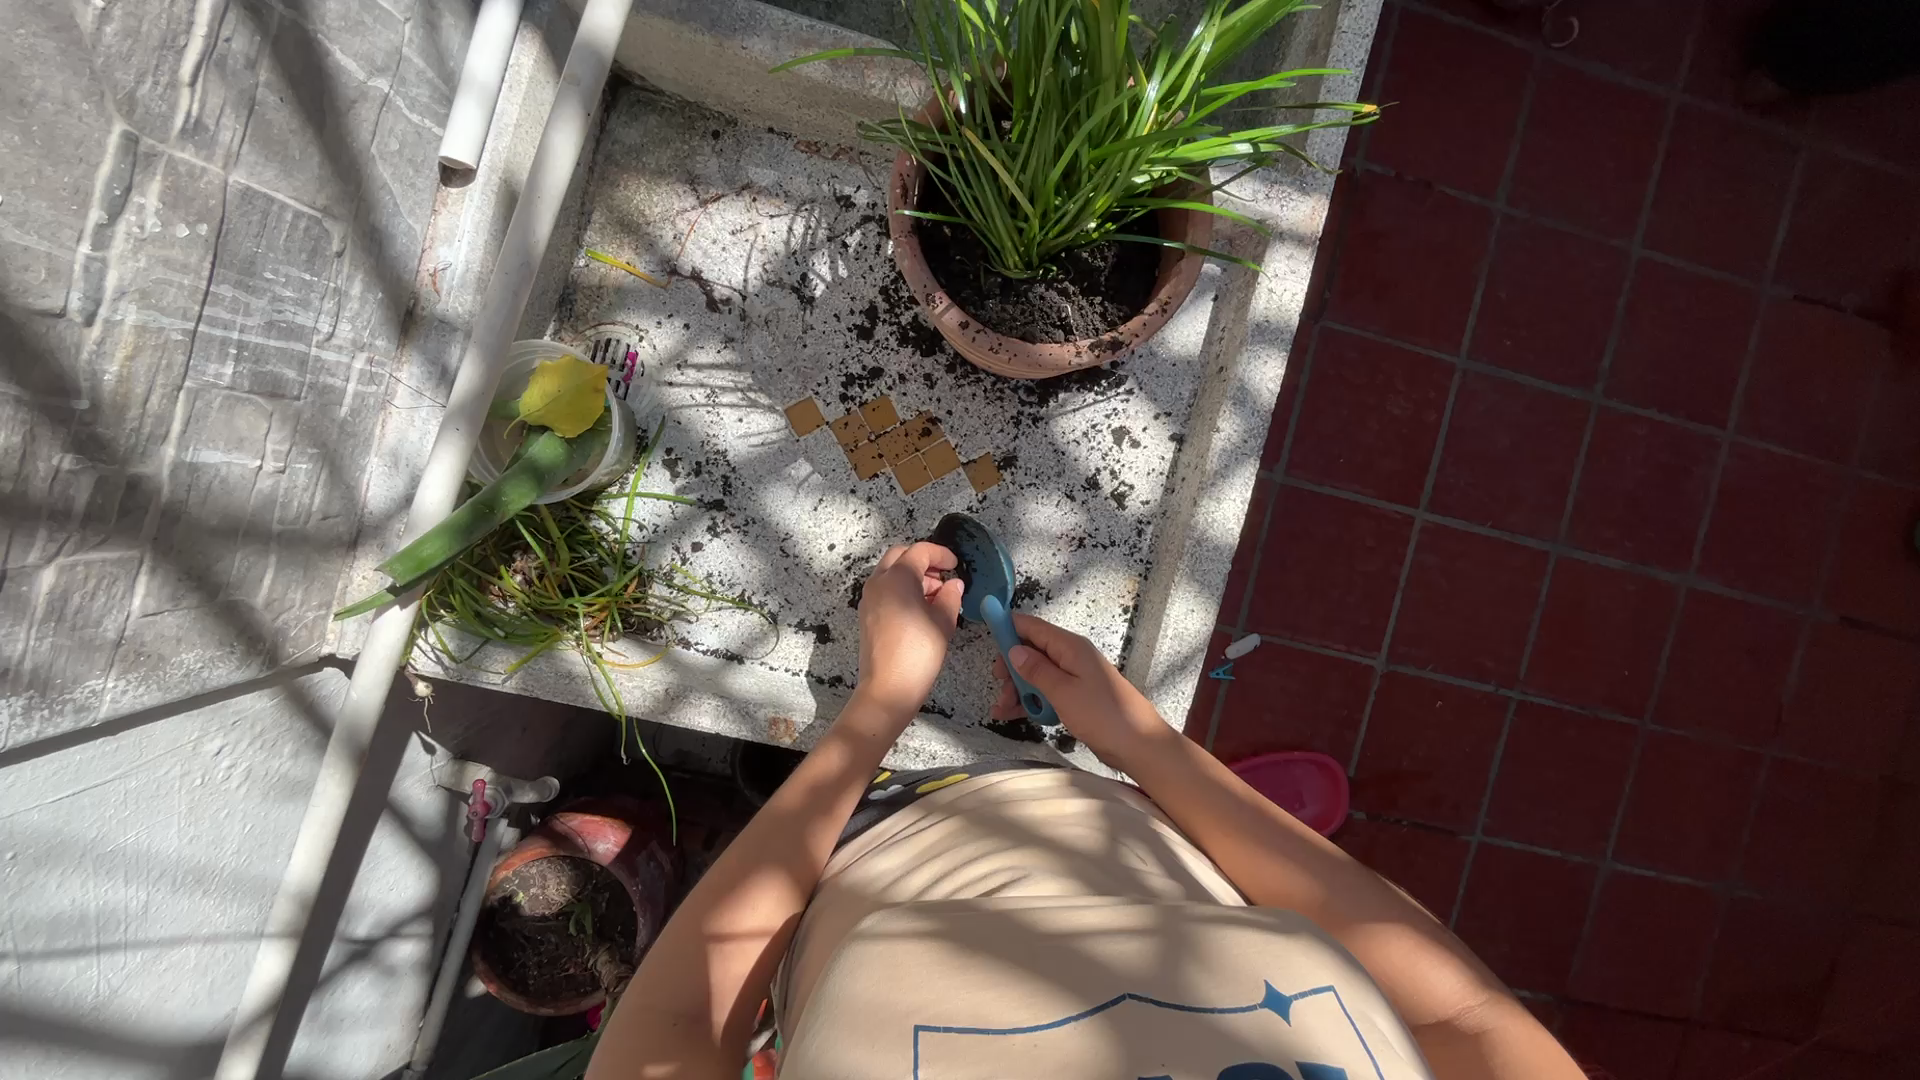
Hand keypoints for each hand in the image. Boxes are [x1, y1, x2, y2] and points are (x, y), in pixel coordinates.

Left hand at [853, 541, 964, 724]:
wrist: (889, 688)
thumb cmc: (919, 652)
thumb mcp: (943, 621)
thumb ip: (951, 596)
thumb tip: (954, 585)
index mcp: (897, 578)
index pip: (920, 551)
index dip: (940, 554)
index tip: (955, 564)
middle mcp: (878, 582)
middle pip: (900, 556)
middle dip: (923, 560)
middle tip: (944, 575)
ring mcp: (869, 598)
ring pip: (890, 572)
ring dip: (912, 575)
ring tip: (936, 595)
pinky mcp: (866, 614)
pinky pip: (884, 589)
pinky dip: (901, 589)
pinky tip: (920, 608)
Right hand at [991, 614, 1171, 764]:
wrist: (1140, 745)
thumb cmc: (1102, 714)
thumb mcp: (1063, 691)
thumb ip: (1036, 670)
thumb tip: (1014, 650)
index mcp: (1070, 647)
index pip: (1032, 627)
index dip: (1008, 628)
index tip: (986, 635)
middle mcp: (1071, 656)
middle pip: (1032, 651)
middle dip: (1011, 667)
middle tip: (998, 685)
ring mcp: (1074, 677)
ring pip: (1036, 674)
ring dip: (1017, 689)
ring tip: (1000, 710)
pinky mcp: (1076, 697)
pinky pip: (1046, 692)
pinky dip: (1031, 701)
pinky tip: (1014, 715)